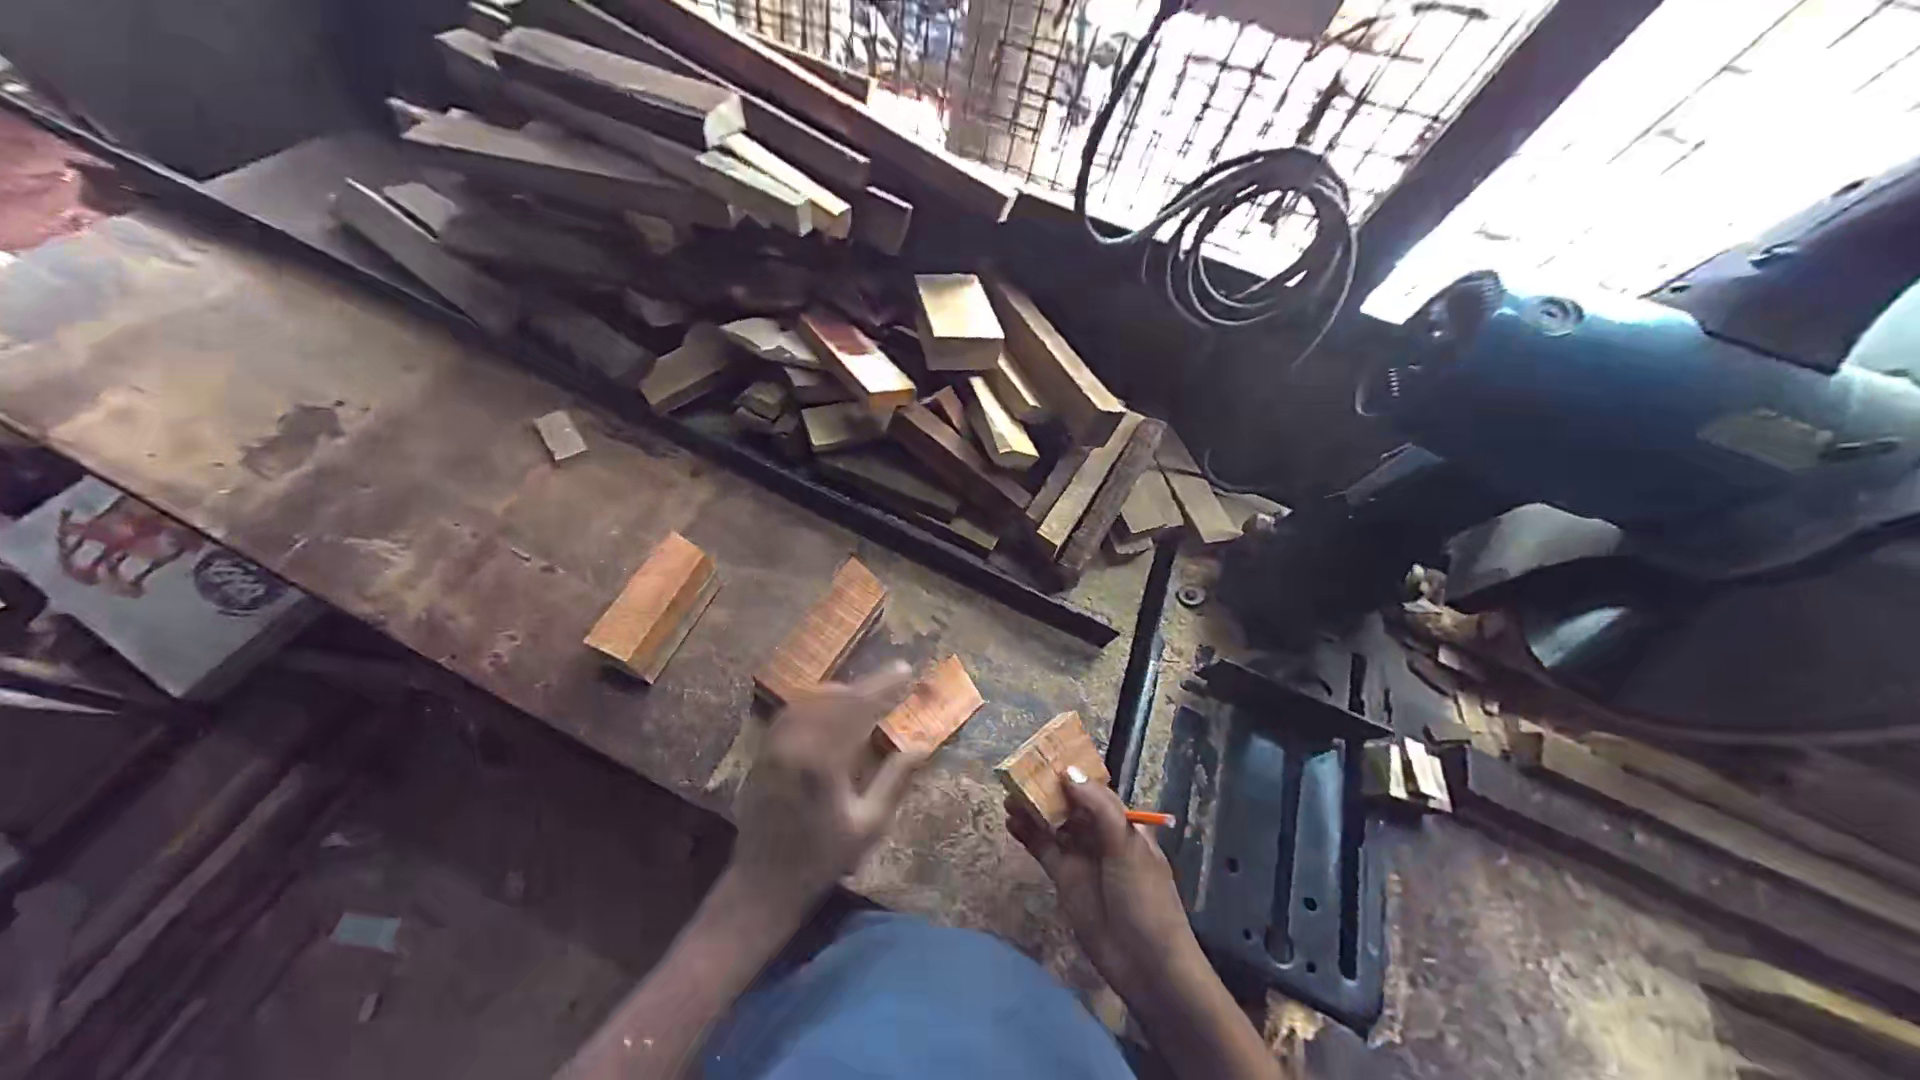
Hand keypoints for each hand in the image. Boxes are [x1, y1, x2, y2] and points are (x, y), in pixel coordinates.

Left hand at [730, 664, 919, 914]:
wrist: (763, 884)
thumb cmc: (823, 859)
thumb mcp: (869, 824)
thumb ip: (895, 780)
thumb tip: (921, 744)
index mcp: (822, 761)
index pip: (857, 706)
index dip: (883, 685)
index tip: (905, 670)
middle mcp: (793, 744)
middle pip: (831, 696)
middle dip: (862, 686)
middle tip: (888, 686)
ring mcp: (773, 747)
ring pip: (807, 700)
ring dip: (837, 692)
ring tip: (862, 696)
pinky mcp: (762, 753)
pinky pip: (789, 713)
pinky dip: (814, 704)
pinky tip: (829, 713)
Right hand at [1005, 767, 1200, 1004]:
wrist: (1146, 963)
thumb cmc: (1145, 898)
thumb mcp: (1126, 846)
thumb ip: (1099, 808)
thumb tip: (1068, 772)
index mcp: (1123, 823)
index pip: (1093, 789)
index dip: (1070, 774)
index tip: (1044, 756)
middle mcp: (1101, 835)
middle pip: (1069, 804)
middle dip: (1045, 789)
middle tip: (1017, 774)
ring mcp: (1081, 856)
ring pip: (1053, 824)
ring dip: (1032, 810)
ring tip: (1008, 796)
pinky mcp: (1064, 878)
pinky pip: (1043, 848)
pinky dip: (1028, 834)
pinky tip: (1010, 822)